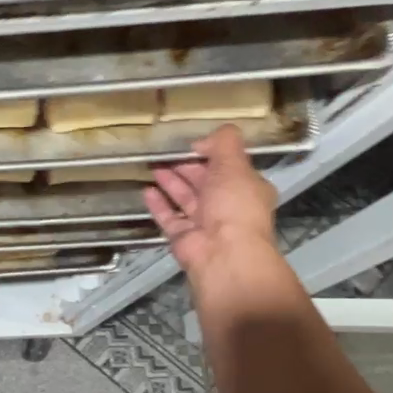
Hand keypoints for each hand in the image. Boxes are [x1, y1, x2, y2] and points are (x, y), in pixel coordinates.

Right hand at [144, 125, 278, 274]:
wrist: (223, 252)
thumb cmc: (234, 206)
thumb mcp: (235, 165)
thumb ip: (223, 144)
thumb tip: (202, 140)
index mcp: (245, 188)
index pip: (228, 167)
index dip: (210, 153)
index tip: (190, 144)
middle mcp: (226, 205)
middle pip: (203, 182)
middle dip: (186, 167)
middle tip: (165, 153)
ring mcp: (203, 222)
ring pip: (184, 198)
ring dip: (170, 182)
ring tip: (152, 166)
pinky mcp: (182, 235)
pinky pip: (168, 216)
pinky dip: (158, 203)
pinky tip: (146, 190)